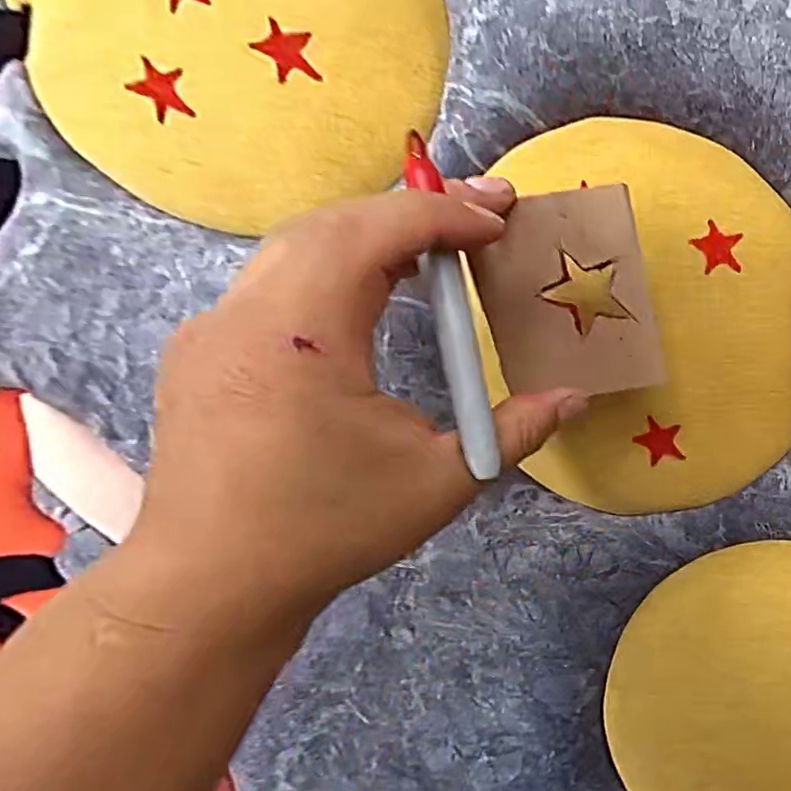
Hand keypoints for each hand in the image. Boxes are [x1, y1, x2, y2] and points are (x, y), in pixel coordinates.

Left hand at [120, 181, 586, 630]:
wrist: (216, 580)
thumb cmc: (333, 527)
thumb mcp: (444, 479)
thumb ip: (517, 429)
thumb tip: (578, 397)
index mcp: (301, 336)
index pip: (368, 236)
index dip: (439, 216)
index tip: (498, 219)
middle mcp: (245, 314)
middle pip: (330, 225)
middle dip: (412, 210)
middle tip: (484, 213)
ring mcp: (216, 330)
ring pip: (300, 250)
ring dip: (376, 237)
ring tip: (444, 247)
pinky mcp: (212, 353)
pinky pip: (282, 284)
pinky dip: (342, 269)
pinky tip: (382, 293)